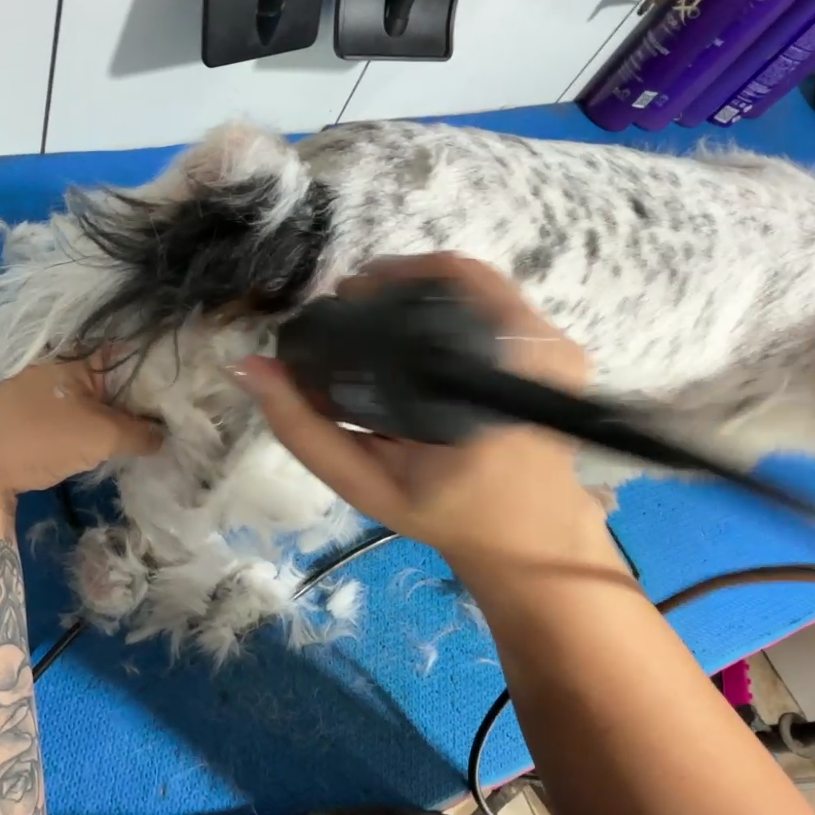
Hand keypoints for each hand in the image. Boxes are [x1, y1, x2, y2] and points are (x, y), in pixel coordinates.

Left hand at [0, 358, 162, 497]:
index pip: (125, 353)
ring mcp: (35, 395)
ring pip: (88, 400)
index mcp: (72, 361)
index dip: (155, 369)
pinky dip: (90, 428)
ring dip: (113, 416)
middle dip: (137, 397)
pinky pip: (70, 416)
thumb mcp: (99, 436)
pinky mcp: (23, 421)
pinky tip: (103, 445)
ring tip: (143, 434)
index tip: (181, 390)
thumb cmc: (38, 440)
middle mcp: (54, 370)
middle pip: (108, 378)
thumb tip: (165, 436)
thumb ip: (138, 433)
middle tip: (169, 418)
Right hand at [234, 253, 606, 575]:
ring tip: (381, 314)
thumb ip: (304, 430)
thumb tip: (250, 368)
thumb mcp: (363, 482)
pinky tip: (421, 328)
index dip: (381, 284)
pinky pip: (502, 300)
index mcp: (482, 387)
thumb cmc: (444, 513)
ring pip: (480, 283)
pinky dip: (454, 302)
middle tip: (353, 307)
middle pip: (457, 277)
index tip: (341, 301)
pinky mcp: (565, 347)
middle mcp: (531, 353)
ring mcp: (558, 346)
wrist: (527, 536)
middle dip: (397, 281)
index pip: (434, 292)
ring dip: (423, 289)